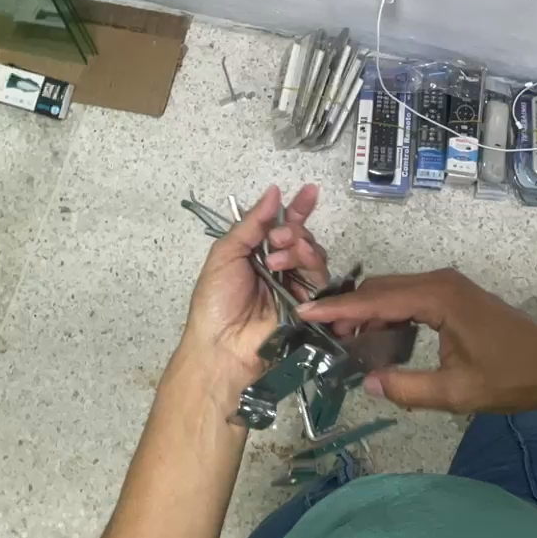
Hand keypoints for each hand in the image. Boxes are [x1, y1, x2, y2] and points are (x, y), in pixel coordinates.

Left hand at [179, 184, 329, 391]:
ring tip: (276, 259)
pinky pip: (320, 278)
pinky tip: (294, 264)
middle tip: (276, 240)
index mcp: (257, 253)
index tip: (309, 190)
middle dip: (293, 230)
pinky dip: (310, 265)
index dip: (297, 207)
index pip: (282, 224)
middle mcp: (280, 266)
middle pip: (302, 237)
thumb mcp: (226, 254)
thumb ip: (252, 223)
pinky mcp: (308, 304)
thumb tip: (274, 191)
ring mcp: (295, 286)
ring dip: (298, 247)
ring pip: (313, 254)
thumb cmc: (216, 300)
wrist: (222, 346)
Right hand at [298, 268, 536, 413]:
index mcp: (439, 297)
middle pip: (382, 288)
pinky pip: (410, 296)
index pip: (377, 299)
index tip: (306, 312)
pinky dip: (389, 312)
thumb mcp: (455, 392)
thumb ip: (407, 387)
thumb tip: (366, 381)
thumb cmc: (508, 378)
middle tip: (323, 334)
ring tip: (346, 338)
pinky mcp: (453, 294)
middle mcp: (440, 281)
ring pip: (395, 290)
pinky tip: (378, 334)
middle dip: (350, 309)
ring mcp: (448, 285)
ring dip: (369, 311)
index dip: (339, 308)